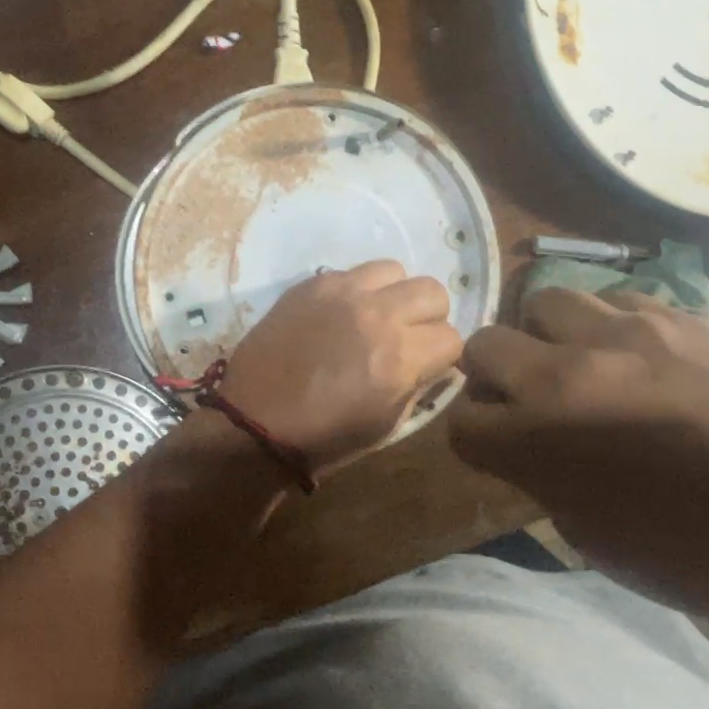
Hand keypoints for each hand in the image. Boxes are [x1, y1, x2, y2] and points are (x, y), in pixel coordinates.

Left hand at [219, 260, 463, 477]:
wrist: (255, 424)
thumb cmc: (324, 439)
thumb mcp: (386, 426)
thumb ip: (417, 387)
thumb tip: (433, 365)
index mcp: (401, 357)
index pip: (453, 337)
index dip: (444, 355)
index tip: (429, 365)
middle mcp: (378, 314)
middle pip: (432, 292)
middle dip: (429, 317)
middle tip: (408, 337)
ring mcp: (342, 292)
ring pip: (394, 270)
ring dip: (394, 294)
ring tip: (375, 317)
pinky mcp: (311, 284)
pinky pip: (351, 272)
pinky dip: (356, 292)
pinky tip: (339, 316)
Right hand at [449, 288, 708, 621]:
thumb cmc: (697, 558)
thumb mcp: (592, 537)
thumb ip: (544, 479)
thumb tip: (535, 451)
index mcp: (537, 438)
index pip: (462, 420)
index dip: (473, 436)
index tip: (495, 447)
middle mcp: (567, 371)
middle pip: (485, 343)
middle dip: (491, 374)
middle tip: (524, 399)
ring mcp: (626, 333)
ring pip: (547, 300)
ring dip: (546, 335)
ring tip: (580, 364)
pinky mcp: (681, 317)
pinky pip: (617, 300)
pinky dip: (608, 325)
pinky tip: (638, 357)